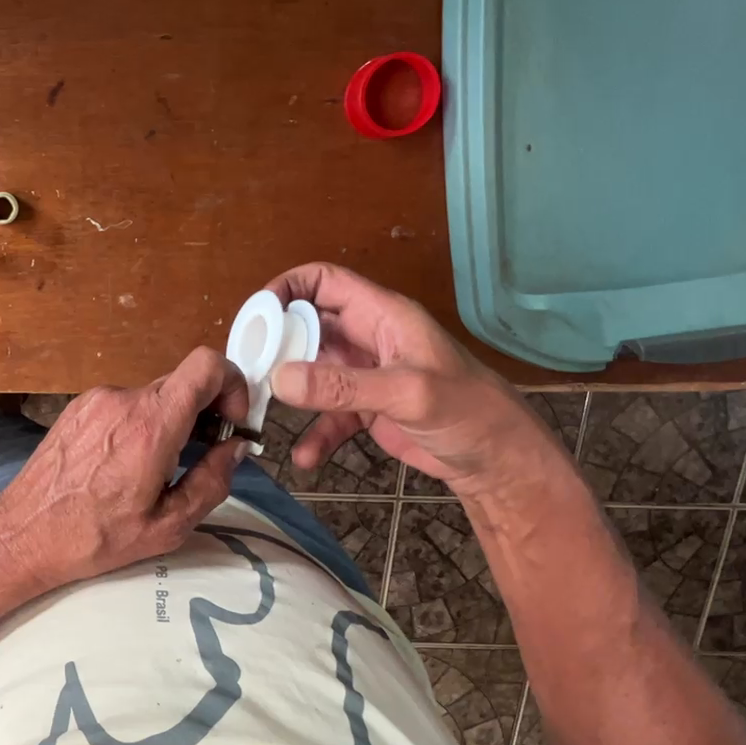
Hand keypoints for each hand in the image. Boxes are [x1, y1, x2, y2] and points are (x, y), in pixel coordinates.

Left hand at [0, 347, 250, 590]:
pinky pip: (123, 405)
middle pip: (182, 383)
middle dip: (204, 412)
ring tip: (156, 468)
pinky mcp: (78, 407)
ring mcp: (96, 399)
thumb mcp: (168, 525)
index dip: (232, 385)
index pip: (207, 365)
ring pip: (153, 397)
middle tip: (202, 452)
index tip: (230, 423)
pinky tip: (123, 464)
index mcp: (151, 425)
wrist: (25, 532)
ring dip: (168, 422)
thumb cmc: (96, 537)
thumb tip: (236, 448)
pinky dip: (137, 425)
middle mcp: (123, 399)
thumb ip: (212, 481)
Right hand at [263, 263, 563, 498]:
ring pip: (310, 372)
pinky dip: (313, 435)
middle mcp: (367, 339)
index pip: (325, 282)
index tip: (255, 316)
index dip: (287, 288)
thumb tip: (280, 378)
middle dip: (276, 344)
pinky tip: (305, 458)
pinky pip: (326, 416)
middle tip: (247, 368)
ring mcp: (363, 376)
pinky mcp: (365, 410)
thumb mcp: (406, 393)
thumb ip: (343, 386)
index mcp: (382, 316)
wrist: (498, 462)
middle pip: (307, 326)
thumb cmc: (468, 411)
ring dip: (287, 391)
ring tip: (260, 410)